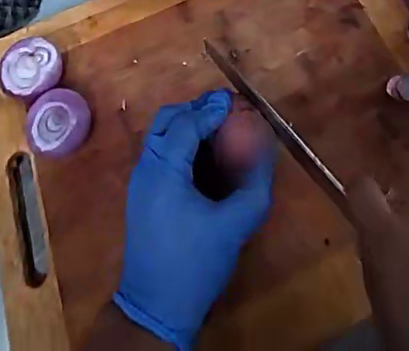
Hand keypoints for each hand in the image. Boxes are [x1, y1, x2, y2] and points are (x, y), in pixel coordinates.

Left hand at [112, 90, 274, 348]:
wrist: (155, 307)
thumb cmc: (195, 263)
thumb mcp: (233, 228)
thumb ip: (254, 189)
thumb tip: (269, 154)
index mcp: (164, 169)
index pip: (186, 124)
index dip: (210, 110)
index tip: (233, 101)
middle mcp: (146, 167)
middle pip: (166, 120)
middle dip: (194, 109)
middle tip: (223, 110)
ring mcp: (140, 180)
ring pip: (160, 134)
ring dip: (185, 124)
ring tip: (215, 127)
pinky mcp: (141, 194)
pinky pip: (158, 152)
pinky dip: (178, 141)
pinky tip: (202, 155)